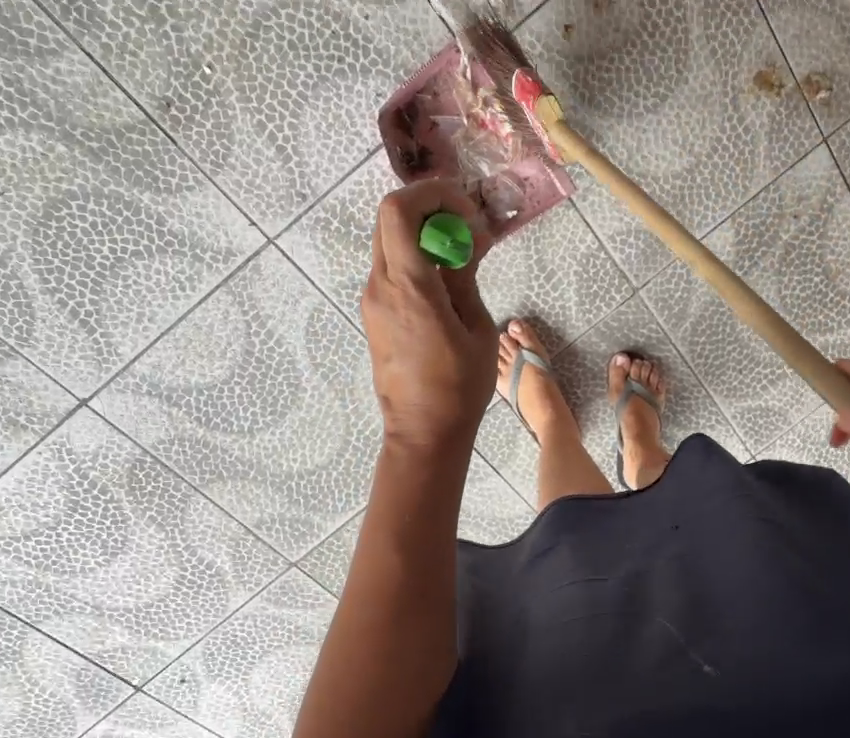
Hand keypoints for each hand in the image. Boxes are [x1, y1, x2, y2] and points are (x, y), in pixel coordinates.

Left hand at [361, 180, 497, 454]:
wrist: (424, 431)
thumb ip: (465, 278)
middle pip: (390, 220)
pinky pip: (391, 270)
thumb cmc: (460, 387)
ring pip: (389, 243)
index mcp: (409, 287)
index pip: (399, 210)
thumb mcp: (477, 329)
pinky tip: (445, 282)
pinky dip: (416, 261)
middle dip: (429, 211)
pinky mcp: (374, 315)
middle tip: (465, 229)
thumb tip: (465, 243)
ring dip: (422, 237)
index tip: (466, 211)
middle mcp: (380, 286)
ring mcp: (372, 301)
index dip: (432, 195)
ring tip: (461, 257)